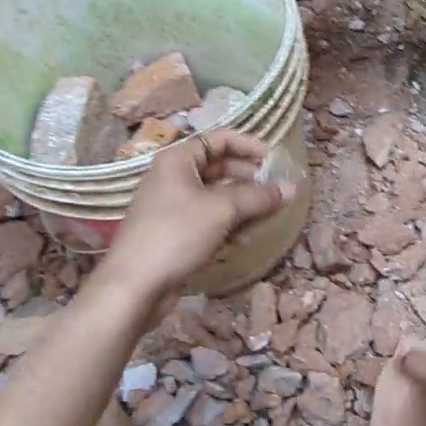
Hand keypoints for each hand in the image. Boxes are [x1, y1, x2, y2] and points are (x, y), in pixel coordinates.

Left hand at [92, 130, 294, 304]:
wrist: (133, 286)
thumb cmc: (176, 234)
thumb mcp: (222, 210)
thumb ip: (259, 197)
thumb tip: (291, 188)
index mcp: (178, 160)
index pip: (219, 139)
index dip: (249, 145)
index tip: (274, 160)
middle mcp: (172, 177)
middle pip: (218, 166)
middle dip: (249, 176)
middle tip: (275, 187)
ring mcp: (171, 205)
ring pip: (214, 194)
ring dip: (242, 201)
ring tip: (268, 211)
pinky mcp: (173, 232)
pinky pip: (207, 217)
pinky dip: (228, 221)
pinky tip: (246, 234)